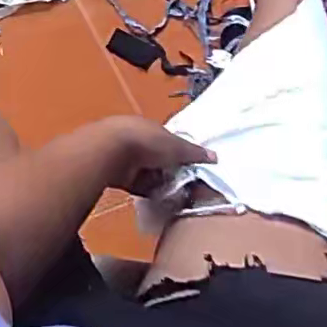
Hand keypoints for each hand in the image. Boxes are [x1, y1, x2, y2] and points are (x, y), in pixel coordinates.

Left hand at [89, 115, 213, 195]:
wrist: (111, 150)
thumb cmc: (147, 142)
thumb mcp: (176, 146)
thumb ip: (194, 153)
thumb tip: (215, 156)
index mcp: (151, 127)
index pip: (168, 141)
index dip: (179, 155)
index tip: (190, 170)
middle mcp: (138, 139)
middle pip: (158, 158)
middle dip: (168, 171)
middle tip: (183, 187)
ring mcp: (126, 155)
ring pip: (147, 172)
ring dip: (157, 183)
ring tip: (172, 196)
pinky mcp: (117, 171)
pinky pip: (136, 184)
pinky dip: (145, 191)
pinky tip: (155, 199)